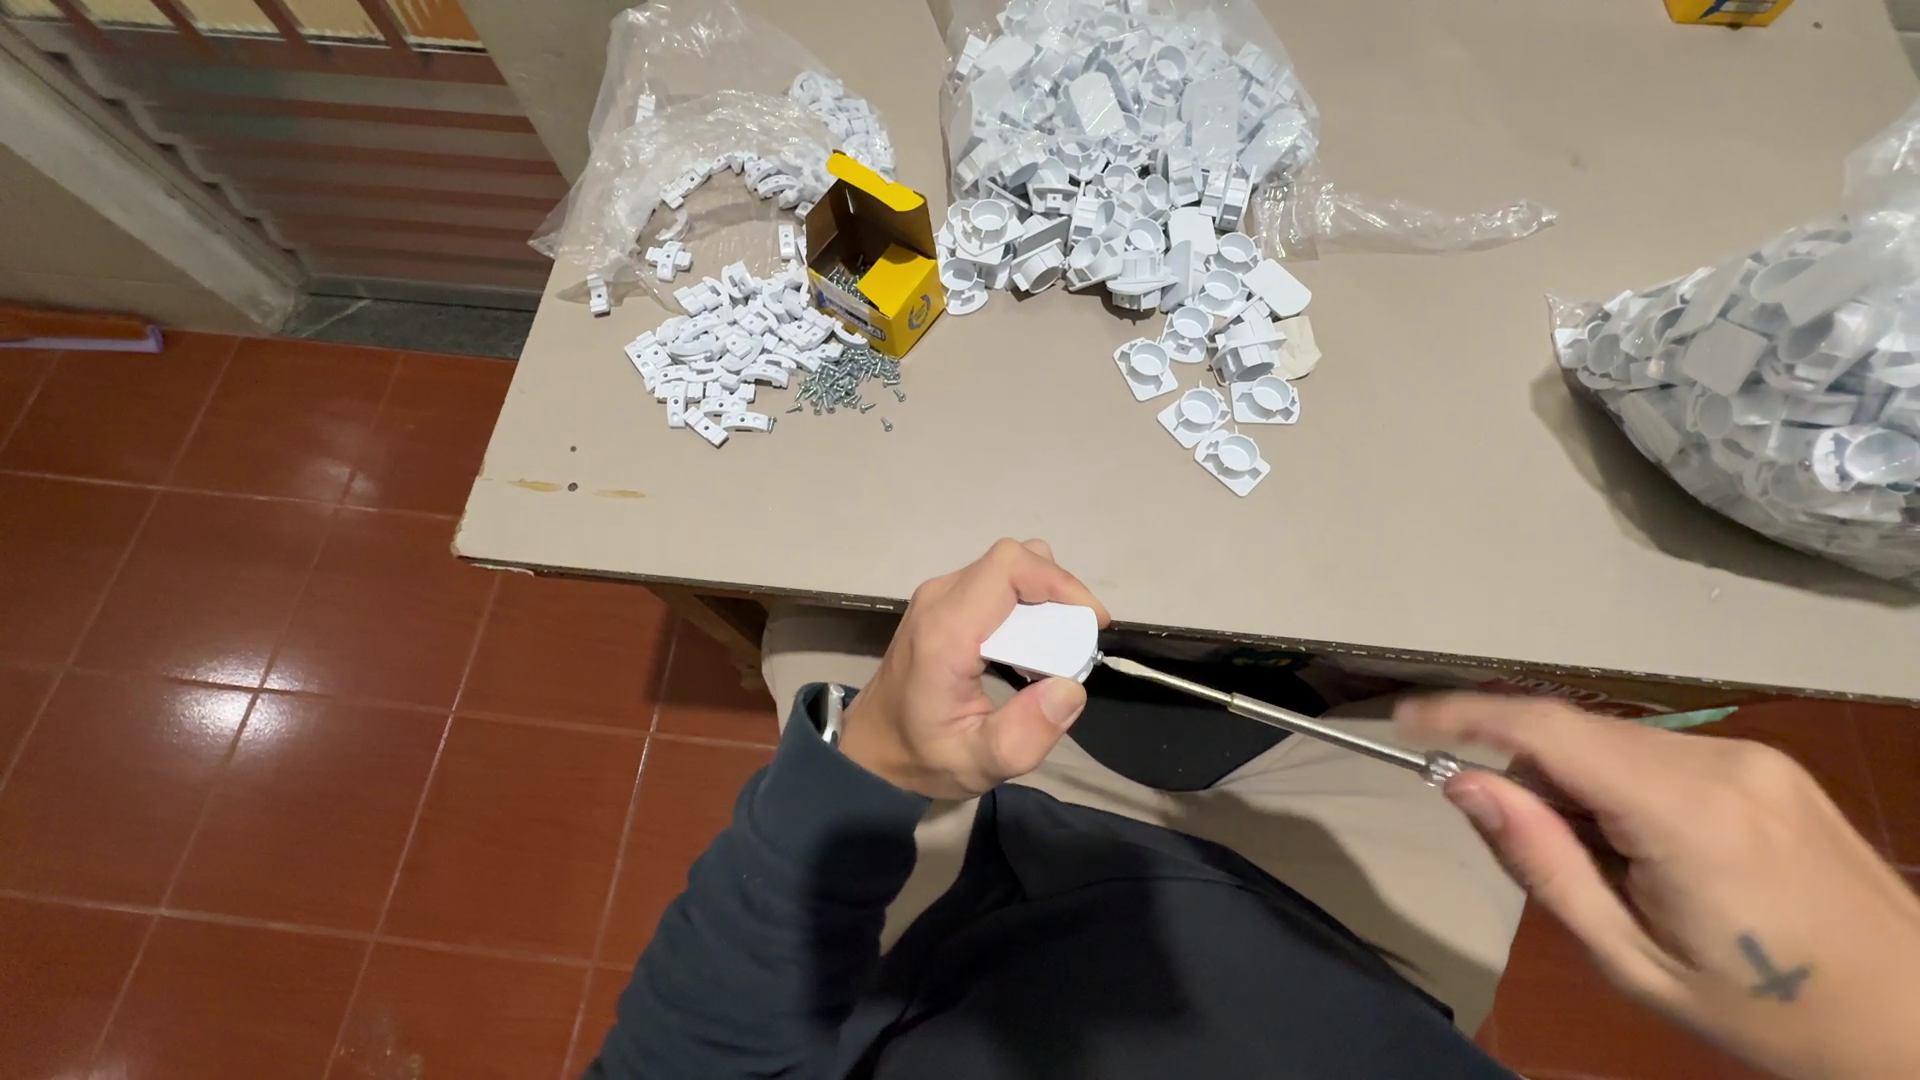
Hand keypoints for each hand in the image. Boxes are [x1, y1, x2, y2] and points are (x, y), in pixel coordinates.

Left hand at [838, 539, 1109, 799]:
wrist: (869, 749)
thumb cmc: (921, 756)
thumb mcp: (977, 764)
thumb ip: (1024, 733)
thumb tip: (1071, 688)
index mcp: (945, 631)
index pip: (1008, 567)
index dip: (1059, 582)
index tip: (1092, 622)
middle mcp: (939, 600)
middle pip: (1011, 561)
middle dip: (1057, 592)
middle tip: (1078, 641)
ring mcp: (937, 597)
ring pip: (1004, 568)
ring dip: (1042, 597)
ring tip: (1058, 644)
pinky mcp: (941, 603)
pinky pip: (993, 583)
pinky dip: (1025, 602)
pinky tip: (1032, 644)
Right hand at [1398, 694, 1919, 1079]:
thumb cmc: (1771, 1012)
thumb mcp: (1631, 960)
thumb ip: (1540, 862)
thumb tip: (1463, 782)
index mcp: (1689, 816)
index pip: (1548, 732)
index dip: (1464, 714)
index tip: (1404, 720)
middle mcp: (1719, 763)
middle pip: (1569, 735)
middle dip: (1524, 776)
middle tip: (1533, 847)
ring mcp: (1748, 756)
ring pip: (1603, 741)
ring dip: (1569, 783)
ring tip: (1608, 862)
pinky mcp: (1761, 761)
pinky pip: (1644, 750)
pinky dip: (1611, 782)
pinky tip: (1643, 842)